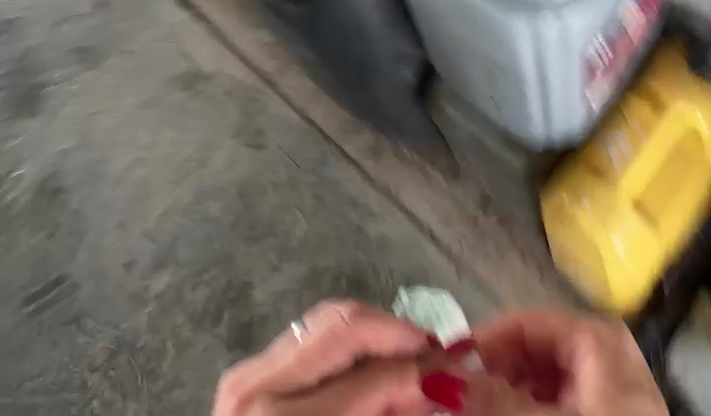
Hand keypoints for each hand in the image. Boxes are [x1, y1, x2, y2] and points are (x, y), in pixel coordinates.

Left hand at [214, 299, 439, 415]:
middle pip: (349, 322)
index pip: (378, 376)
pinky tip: (372, 368)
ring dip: (377, 334)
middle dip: (402, 335)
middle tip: (439, 356)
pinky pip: (311, 336)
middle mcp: (257, 391)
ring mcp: (245, 378)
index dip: (429, 373)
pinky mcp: (245, 376)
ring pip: (330, 319)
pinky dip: (350, 343)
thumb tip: (451, 384)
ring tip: (410, 361)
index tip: (465, 372)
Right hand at [418, 309, 667, 415]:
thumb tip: (440, 375)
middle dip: (495, 371)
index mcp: (596, 337)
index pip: (526, 322)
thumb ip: (494, 400)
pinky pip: (564, 397)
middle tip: (455, 399)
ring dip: (510, 391)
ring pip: (547, 376)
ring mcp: (614, 384)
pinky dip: (533, 406)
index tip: (445, 369)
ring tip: (478, 410)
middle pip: (535, 348)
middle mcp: (607, 349)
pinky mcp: (613, 412)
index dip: (483, 343)